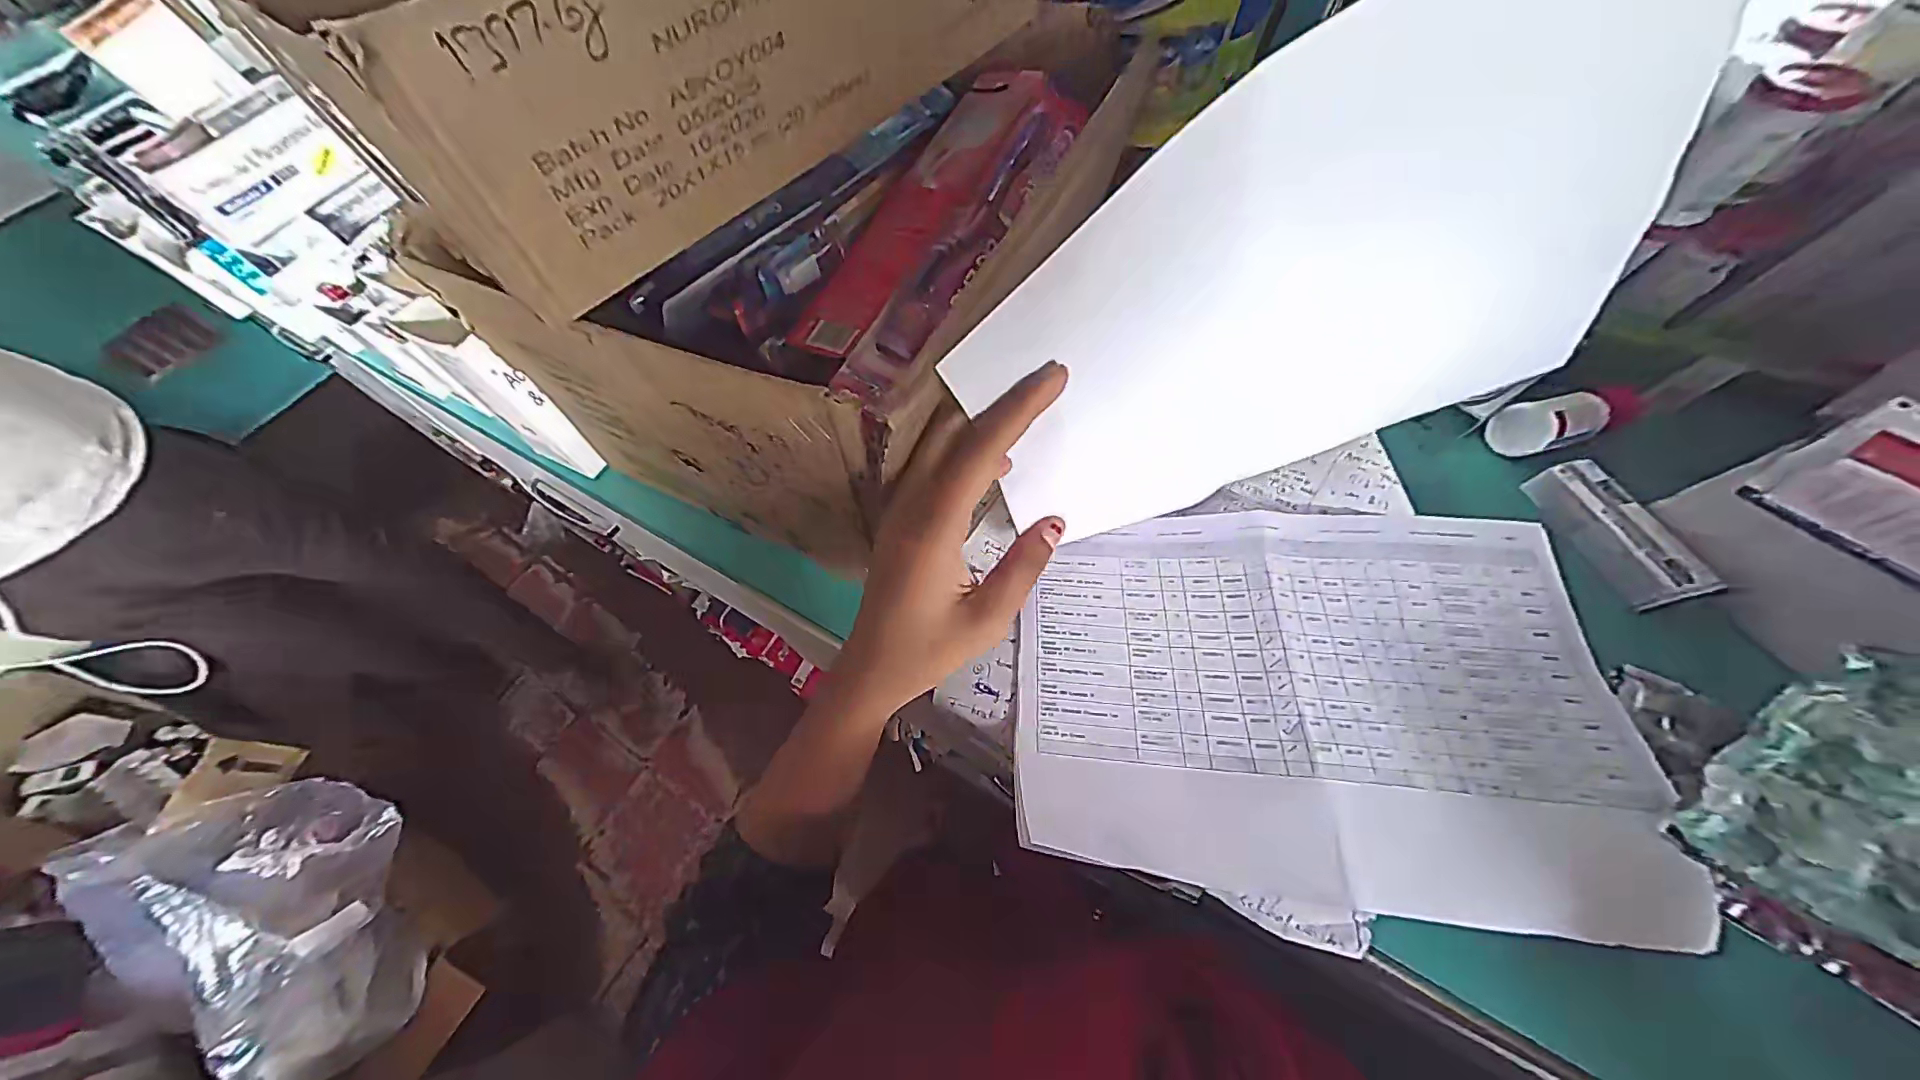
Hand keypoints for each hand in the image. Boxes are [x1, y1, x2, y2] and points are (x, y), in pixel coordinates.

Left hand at [834, 361, 1067, 711]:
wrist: (870, 668)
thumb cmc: (926, 650)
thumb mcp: (987, 619)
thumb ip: (1022, 567)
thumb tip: (1054, 521)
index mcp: (933, 527)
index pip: (979, 451)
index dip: (1017, 410)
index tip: (1050, 378)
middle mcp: (911, 506)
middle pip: (955, 434)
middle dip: (1001, 403)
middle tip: (1044, 381)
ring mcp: (899, 509)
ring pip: (939, 444)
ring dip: (981, 422)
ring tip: (1027, 411)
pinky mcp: (899, 518)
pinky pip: (933, 466)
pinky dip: (965, 450)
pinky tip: (994, 463)